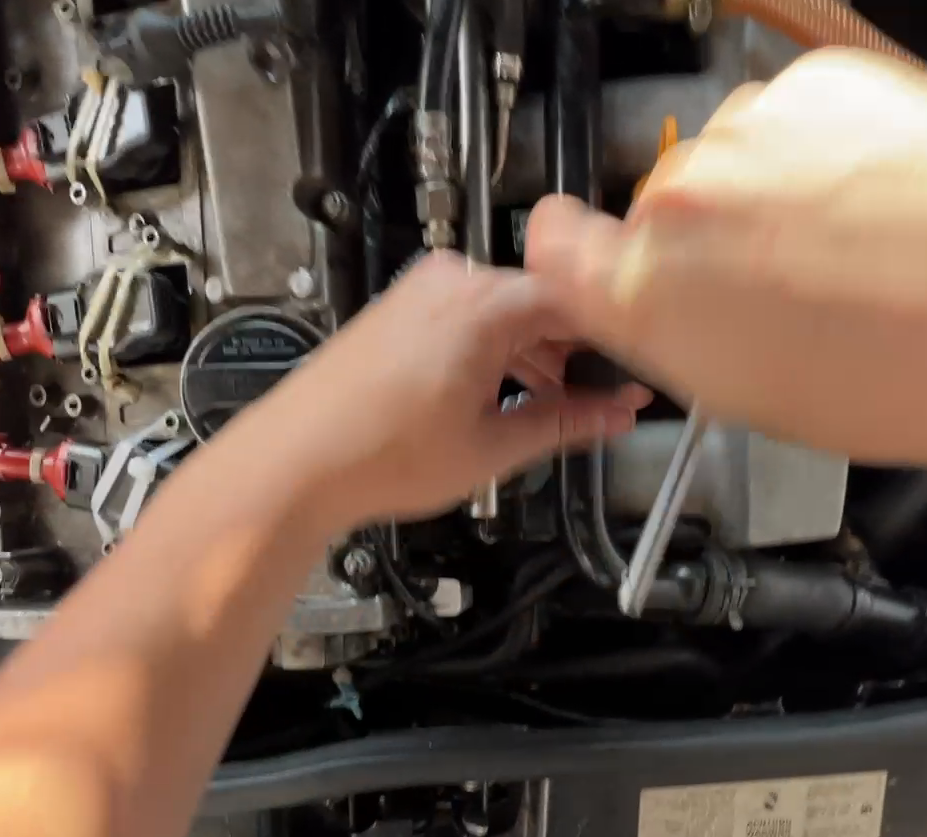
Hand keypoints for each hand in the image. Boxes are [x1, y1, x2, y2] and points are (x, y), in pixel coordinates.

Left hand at [240, 253, 651, 527]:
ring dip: (531, 353)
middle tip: (595, 398)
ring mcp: (419, 292)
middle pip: (539, 303)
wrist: (294, 464)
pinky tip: (495, 392)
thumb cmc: (380, 456)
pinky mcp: (397, 311)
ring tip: (544, 405)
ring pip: (502, 311)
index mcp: (485, 305)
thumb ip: (565, 422)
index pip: (578, 303)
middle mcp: (451, 282)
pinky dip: (492, 350)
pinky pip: (465, 317)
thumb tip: (616, 414)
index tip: (632, 372)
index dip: (613, 341)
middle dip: (571, 351)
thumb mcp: (492, 446)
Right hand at [524, 50, 926, 466]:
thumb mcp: (745, 395)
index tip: (593, 262)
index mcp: (643, 295)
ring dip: (757, 199)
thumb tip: (659, 302)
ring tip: (837, 252)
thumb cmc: (905, 380)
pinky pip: (786, 122)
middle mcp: (678, 203)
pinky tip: (870, 207)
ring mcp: (747, 134)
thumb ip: (671, 336)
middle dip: (691, 245)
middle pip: (648, 212)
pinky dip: (814, 156)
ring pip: (721, 165)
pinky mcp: (820, 83)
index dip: (571, 259)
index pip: (550, 248)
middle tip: (761, 287)